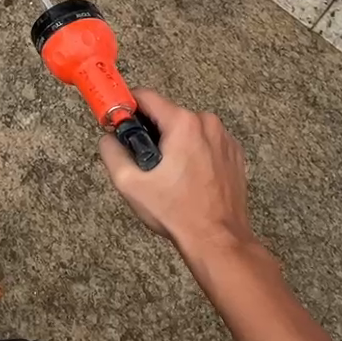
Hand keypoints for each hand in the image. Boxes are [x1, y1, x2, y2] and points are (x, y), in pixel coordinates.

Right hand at [99, 89, 254, 257]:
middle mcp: (207, 124)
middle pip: (166, 113)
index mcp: (183, 124)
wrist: (220, 244)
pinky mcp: (234, 154)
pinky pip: (204, 140)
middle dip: (151, 131)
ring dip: (173, 141)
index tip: (120, 125)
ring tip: (168, 173)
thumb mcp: (130, 184)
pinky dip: (193, 151)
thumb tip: (107, 137)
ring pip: (185, 127)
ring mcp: (224, 139)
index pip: (145, 96)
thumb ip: (110, 152)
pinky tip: (188, 177)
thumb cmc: (179, 215)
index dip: (127, 109)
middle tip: (144, 159)